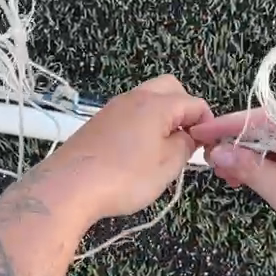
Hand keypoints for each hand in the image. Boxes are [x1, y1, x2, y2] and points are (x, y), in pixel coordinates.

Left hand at [36, 74, 211, 223]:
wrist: (69, 187)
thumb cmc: (123, 178)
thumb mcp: (166, 166)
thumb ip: (185, 146)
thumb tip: (190, 136)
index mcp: (156, 104)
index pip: (194, 103)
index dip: (206, 124)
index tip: (206, 146)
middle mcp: (134, 98)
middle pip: (170, 88)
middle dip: (184, 110)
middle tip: (186, 140)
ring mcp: (113, 108)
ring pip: (147, 99)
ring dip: (161, 116)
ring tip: (163, 149)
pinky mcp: (98, 122)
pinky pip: (129, 113)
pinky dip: (141, 124)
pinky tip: (138, 152)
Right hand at [191, 106, 275, 275]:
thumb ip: (254, 170)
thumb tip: (219, 152)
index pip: (270, 116)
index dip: (232, 123)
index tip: (203, 133)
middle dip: (241, 140)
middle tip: (211, 157)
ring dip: (255, 155)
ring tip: (226, 172)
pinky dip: (273, 167)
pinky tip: (253, 179)